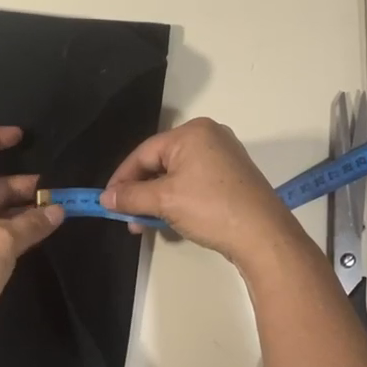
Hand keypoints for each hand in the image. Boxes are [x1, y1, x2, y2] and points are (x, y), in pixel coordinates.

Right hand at [99, 118, 300, 264]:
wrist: (261, 234)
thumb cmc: (210, 209)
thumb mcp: (164, 201)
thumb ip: (130, 197)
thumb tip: (105, 198)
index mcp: (192, 132)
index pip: (144, 153)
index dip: (121, 178)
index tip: (107, 202)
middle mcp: (209, 137)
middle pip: (160, 163)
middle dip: (139, 192)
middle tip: (127, 218)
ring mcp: (223, 157)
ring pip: (175, 176)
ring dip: (156, 200)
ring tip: (145, 225)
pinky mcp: (231, 178)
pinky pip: (193, 184)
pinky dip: (176, 200)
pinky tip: (169, 220)